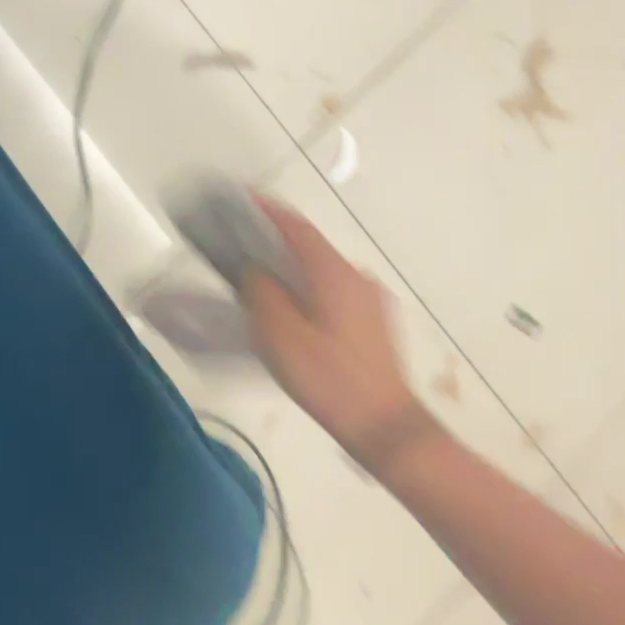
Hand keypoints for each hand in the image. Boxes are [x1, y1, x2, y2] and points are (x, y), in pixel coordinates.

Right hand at [244, 196, 439, 472]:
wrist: (385, 426)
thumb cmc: (326, 377)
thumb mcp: (278, 333)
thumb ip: (261, 291)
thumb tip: (253, 268)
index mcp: (334, 274)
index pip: (297, 228)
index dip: (268, 210)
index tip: (241, 198)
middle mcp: (358, 278)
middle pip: (310, 249)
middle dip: (274, 244)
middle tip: (238, 248)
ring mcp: (371, 301)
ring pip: (320, 273)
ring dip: (290, 271)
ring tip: (258, 284)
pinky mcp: (374, 323)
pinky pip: (332, 291)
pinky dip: (306, 289)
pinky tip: (289, 313)